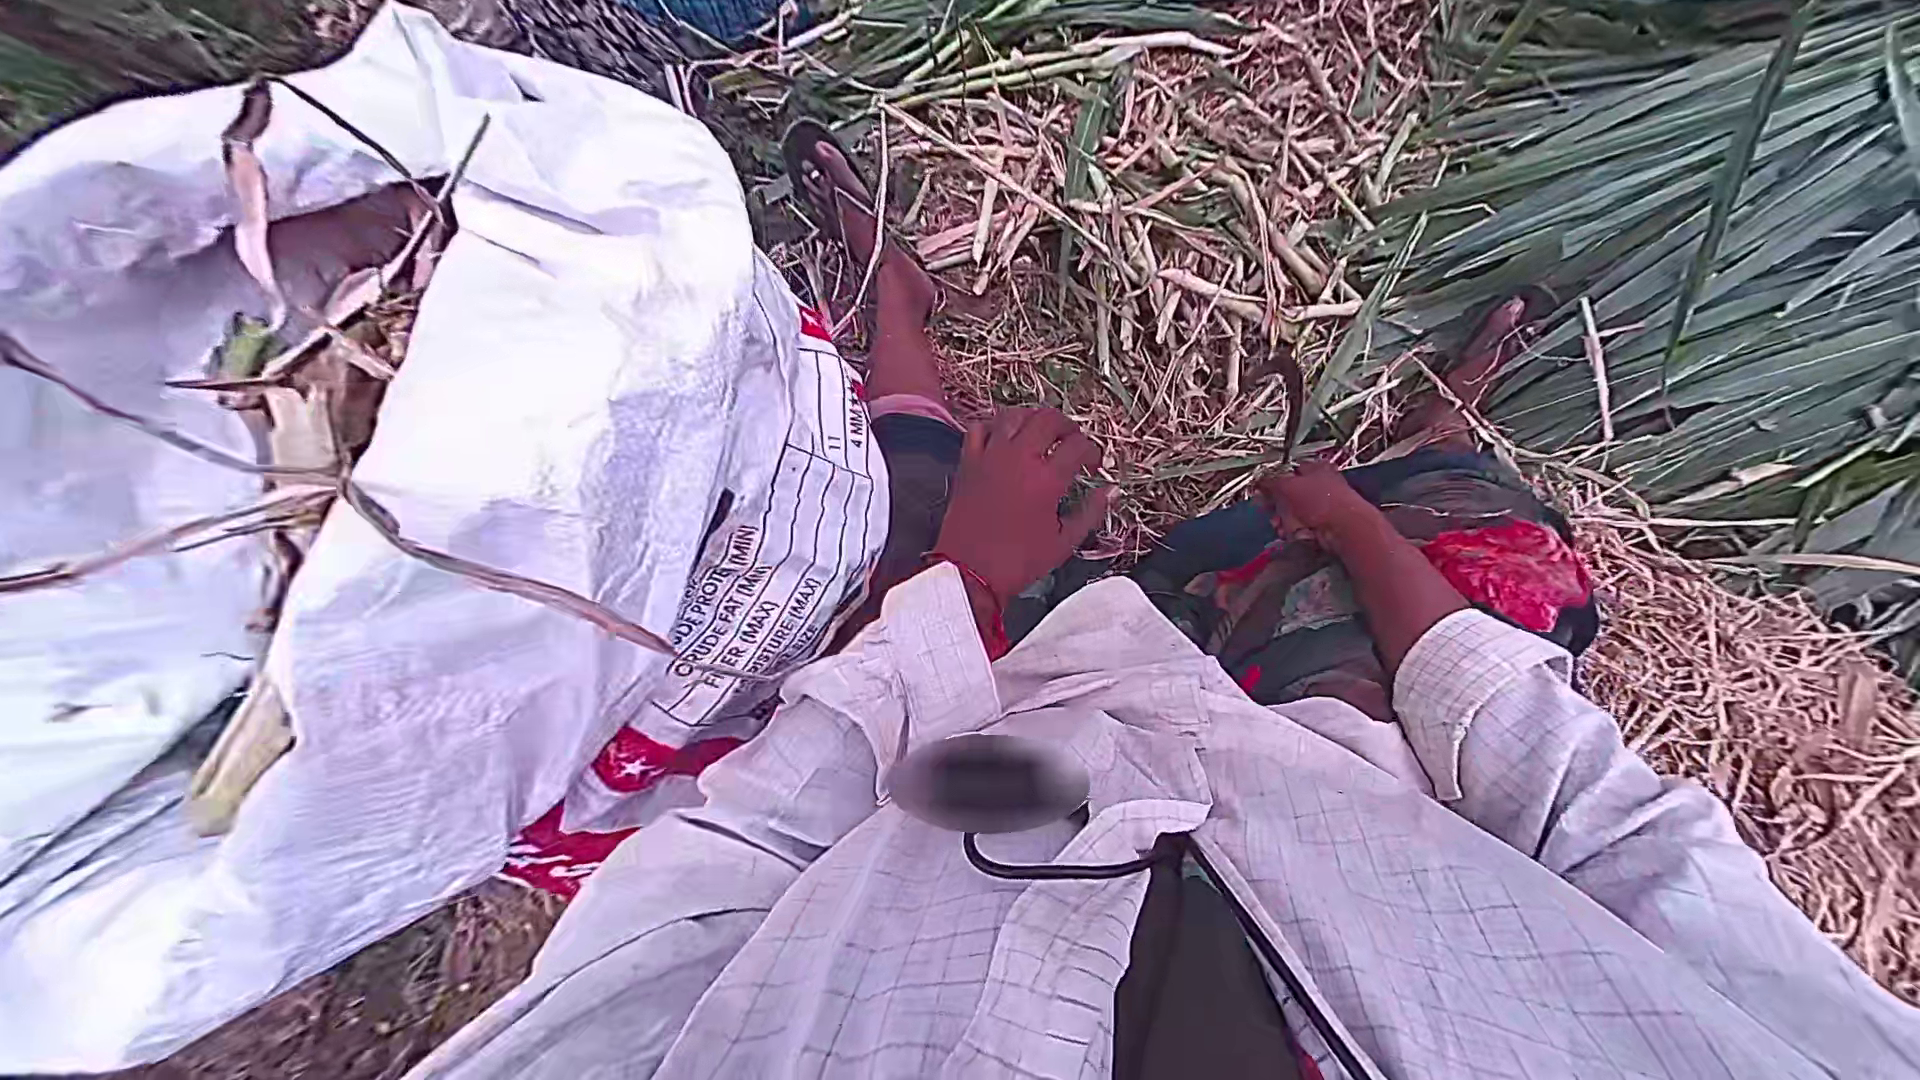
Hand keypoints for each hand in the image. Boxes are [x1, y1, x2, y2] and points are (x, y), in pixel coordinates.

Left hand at [932, 407, 1112, 602]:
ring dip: (1032, 419)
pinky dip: (995, 427)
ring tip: (1041, 434)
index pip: (1078, 446)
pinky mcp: (968, 463)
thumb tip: (1111, 490)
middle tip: (1072, 441)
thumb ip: (1091, 512)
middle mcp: (1019, 459)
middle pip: (1048, 419)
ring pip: (1013, 416)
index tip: (1093, 464)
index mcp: (1047, 479)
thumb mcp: (1064, 542)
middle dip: (1067, 426)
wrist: (969, 572)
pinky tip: (1004, 439)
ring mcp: (990, 456)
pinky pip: (980, 428)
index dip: (1092, 451)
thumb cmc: (1019, 562)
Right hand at [1256, 460, 1382, 550]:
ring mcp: (1324, 506)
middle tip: (1270, 510)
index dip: (1273, 480)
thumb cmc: (1321, 502)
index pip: (1288, 470)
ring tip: (1283, 524)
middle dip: (1277, 505)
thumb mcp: (1287, 486)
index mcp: (1317, 468)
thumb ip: (1269, 482)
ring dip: (1283, 520)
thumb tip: (1258, 481)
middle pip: (1289, 493)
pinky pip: (1300, 526)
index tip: (1261, 490)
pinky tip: (1294, 533)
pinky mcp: (1324, 524)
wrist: (1343, 530)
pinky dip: (1294, 530)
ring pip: (1292, 512)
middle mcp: (1322, 485)